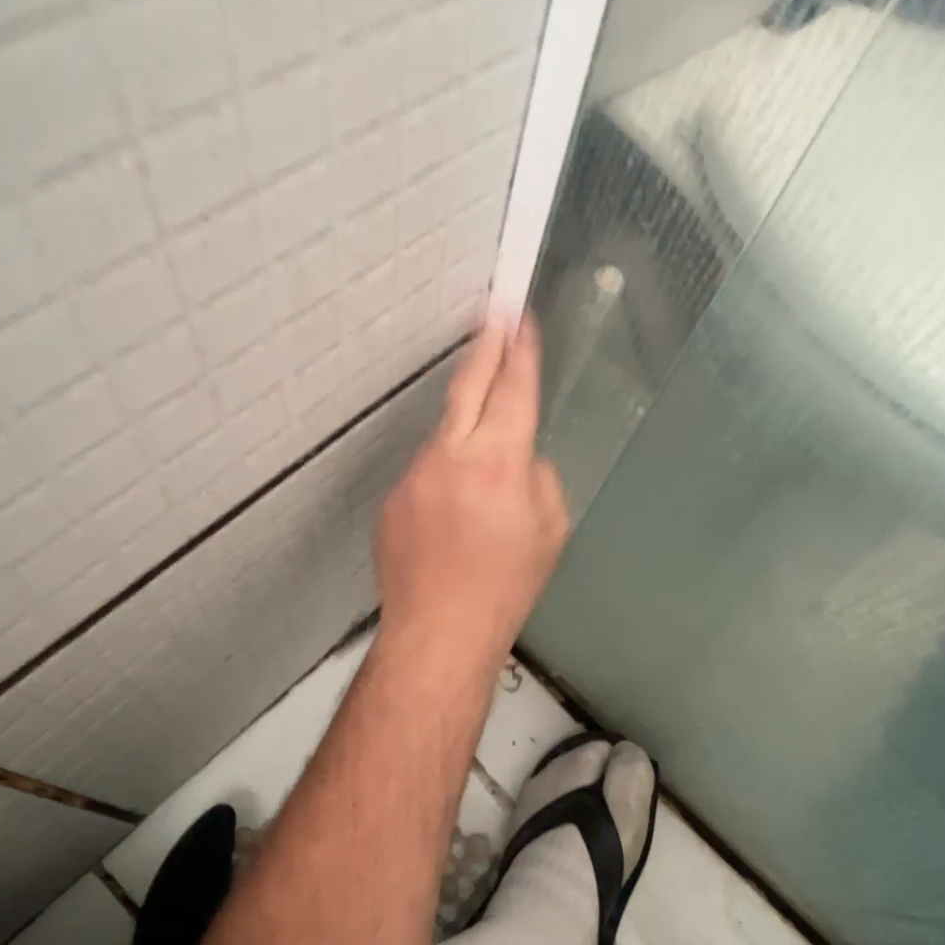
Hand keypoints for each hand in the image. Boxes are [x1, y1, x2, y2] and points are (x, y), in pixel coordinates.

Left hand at [376, 317, 570, 664]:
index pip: (514, 390)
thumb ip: (538, 478)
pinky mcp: (393, 498)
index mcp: (500, 462)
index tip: (521, 318)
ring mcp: (415, 474)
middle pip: (469, 386)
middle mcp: (452, 455)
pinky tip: (453, 520)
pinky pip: (427, 474)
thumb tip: (520, 457)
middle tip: (494, 313)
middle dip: (486, 347)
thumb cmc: (507, 587)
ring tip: (482, 480)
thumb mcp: (551, 530)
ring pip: (446, 436)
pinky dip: (444, 481)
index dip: (521, 351)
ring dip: (465, 435)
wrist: (439, 631)